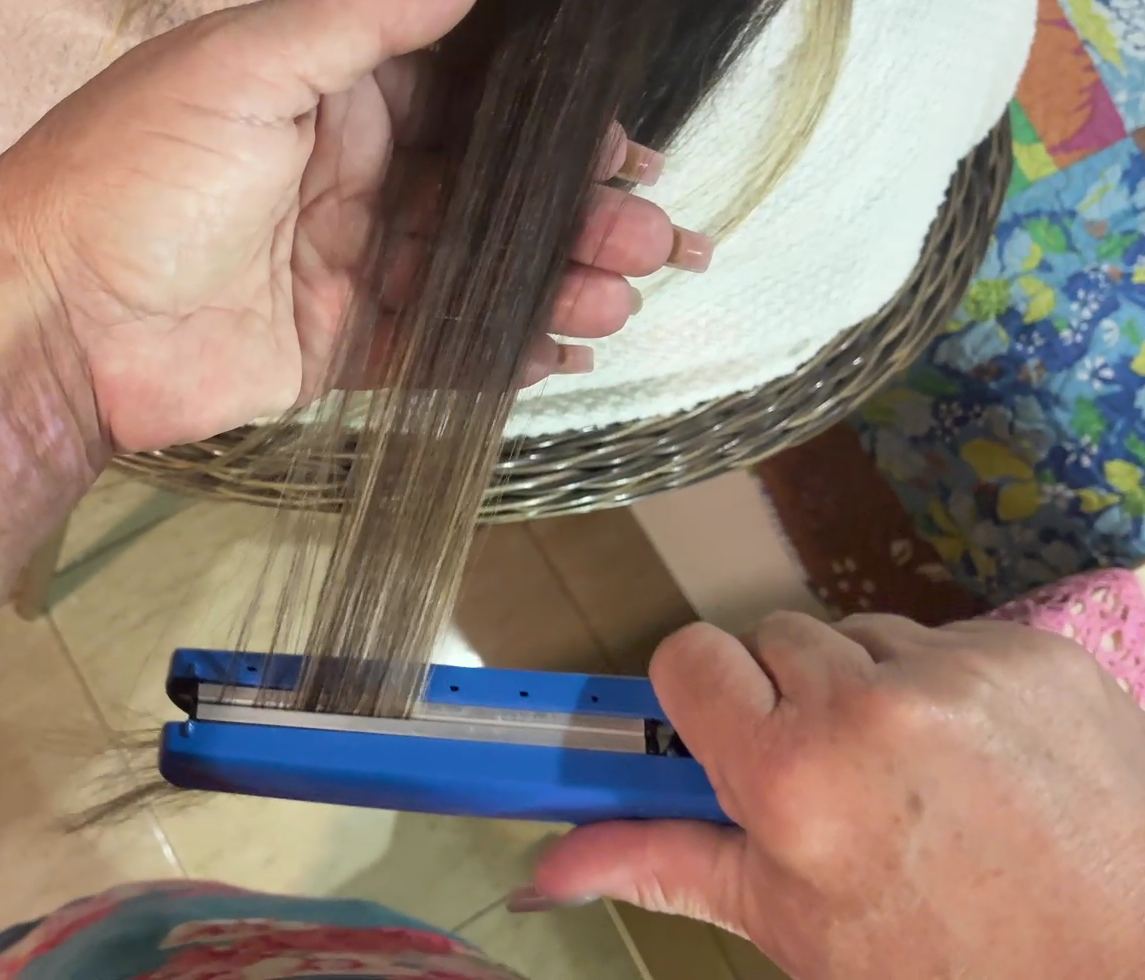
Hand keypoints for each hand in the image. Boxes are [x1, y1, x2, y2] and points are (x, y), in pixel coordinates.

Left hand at [0, 0, 685, 451]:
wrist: (61, 322)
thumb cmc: (136, 178)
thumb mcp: (242, 72)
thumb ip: (364, 18)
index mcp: (327, 99)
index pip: (465, 96)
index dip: (550, 117)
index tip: (630, 139)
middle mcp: (344, 181)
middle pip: (480, 190)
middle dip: (572, 210)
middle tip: (658, 234)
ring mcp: (339, 271)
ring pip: (465, 270)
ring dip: (548, 282)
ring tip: (627, 293)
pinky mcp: (330, 348)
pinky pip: (426, 344)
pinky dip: (493, 347)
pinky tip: (560, 349)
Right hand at [531, 614, 1144, 977]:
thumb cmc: (950, 967)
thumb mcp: (787, 924)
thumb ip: (655, 863)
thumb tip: (542, 873)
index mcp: (788, 772)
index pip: (688, 655)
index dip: (706, 691)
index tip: (738, 734)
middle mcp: (863, 704)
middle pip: (771, 638)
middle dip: (789, 691)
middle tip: (837, 768)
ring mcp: (959, 672)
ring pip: (856, 634)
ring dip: (869, 684)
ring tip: (923, 768)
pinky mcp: (1039, 654)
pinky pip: (944, 636)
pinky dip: (950, 683)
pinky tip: (991, 754)